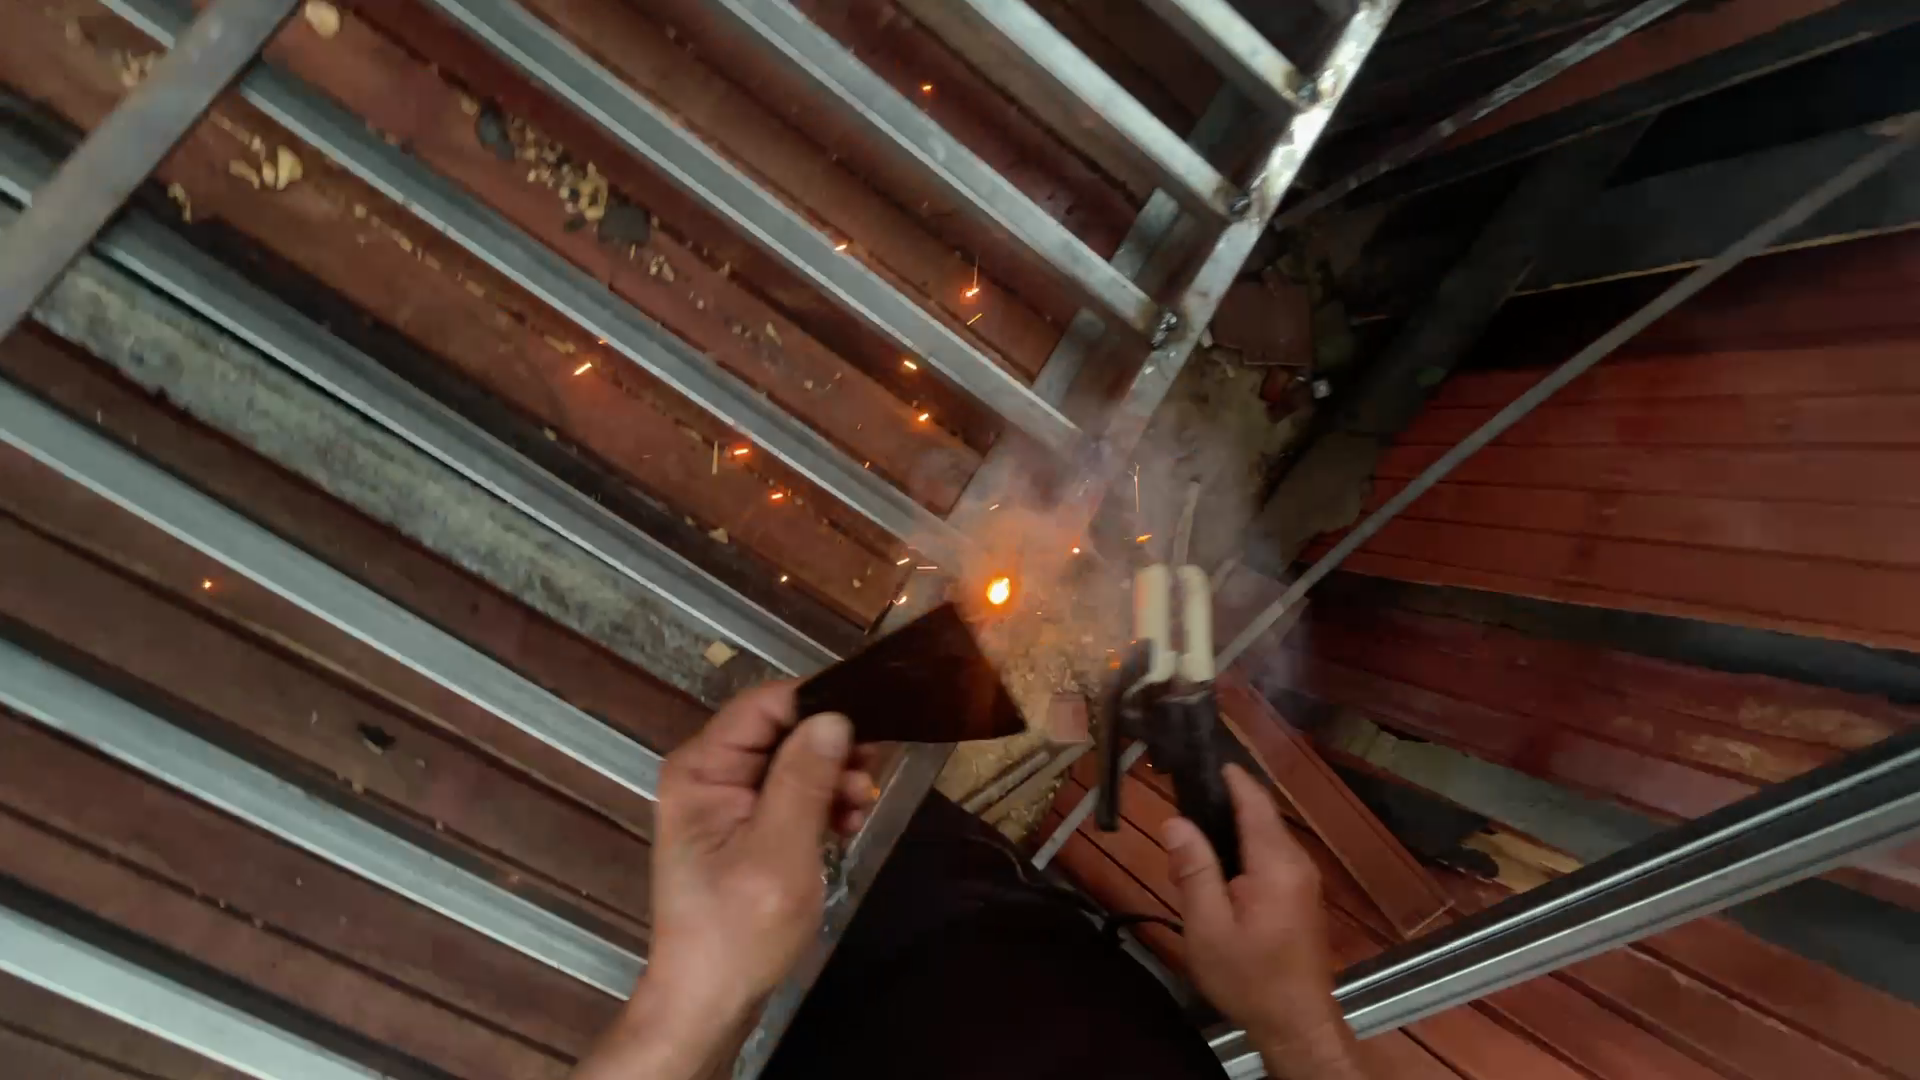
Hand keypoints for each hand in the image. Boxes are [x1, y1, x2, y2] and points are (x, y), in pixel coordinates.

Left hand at [575, 682, 876, 1079]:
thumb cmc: (739, 930)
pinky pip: (796, 786)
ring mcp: (730, 793)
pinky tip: (846, 822)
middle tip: (869, 773)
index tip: (870, 718)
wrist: (713, 1001)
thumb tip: (836, 716)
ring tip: (858, 808)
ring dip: (834, 775)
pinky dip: (825, 799)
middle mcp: (712, 768)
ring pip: (796, 755)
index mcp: (702, 767)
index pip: (765, 704)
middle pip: (784, 727)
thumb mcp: (778, 853)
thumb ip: (804, 780)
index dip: (818, 703)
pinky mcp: (750, 817)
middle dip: (831, 746)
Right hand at [1162, 765, 1365, 1079]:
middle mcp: (1296, 862)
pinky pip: (1268, 853)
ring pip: (1262, 834)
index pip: (1254, 801)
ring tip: (1188, 841)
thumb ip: (1194, 869)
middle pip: (1258, 813)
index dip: (1228, 776)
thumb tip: (1176, 821)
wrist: (1296, 1027)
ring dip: (1228, 828)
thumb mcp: (1208, 926)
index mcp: (1276, 864)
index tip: (1197, 758)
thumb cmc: (1249, 977)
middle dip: (1219, 805)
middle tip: (1178, 813)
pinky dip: (1241, 847)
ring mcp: (1302, 878)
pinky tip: (1215, 868)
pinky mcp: (1300, 893)